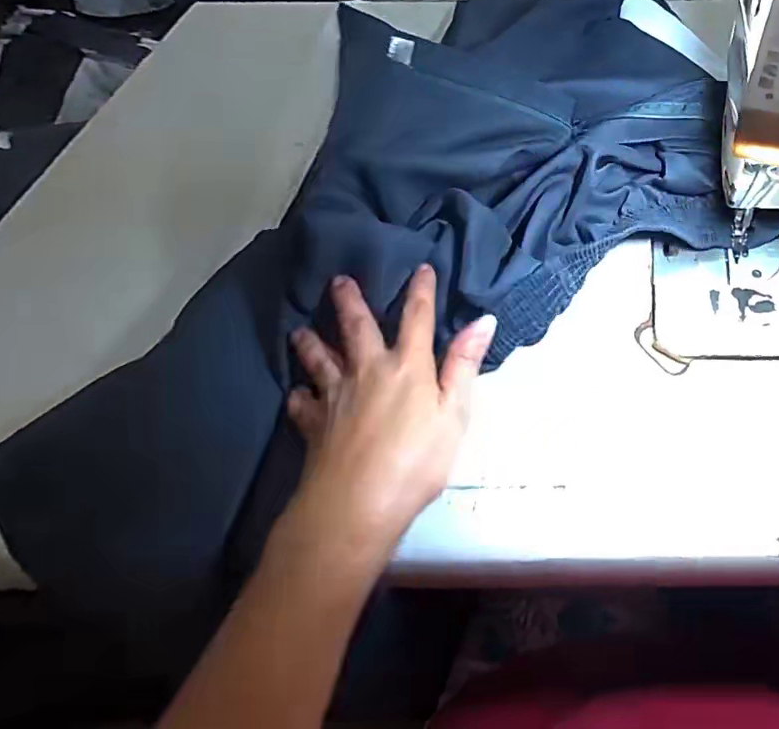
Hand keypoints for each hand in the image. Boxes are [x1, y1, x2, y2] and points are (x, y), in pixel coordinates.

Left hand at [276, 266, 494, 569]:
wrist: (354, 509)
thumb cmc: (416, 462)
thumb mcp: (455, 414)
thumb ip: (464, 365)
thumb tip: (483, 320)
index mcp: (408, 366)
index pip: (417, 318)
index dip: (421, 291)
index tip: (421, 269)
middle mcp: (368, 371)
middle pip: (357, 328)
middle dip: (350, 302)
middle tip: (338, 281)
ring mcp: (336, 397)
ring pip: (321, 361)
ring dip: (312, 344)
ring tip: (301, 331)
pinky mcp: (314, 426)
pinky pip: (303, 405)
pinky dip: (299, 397)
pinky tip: (296, 395)